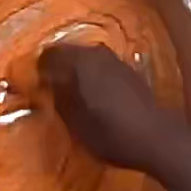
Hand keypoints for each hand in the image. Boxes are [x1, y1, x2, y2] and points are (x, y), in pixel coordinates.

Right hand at [39, 43, 186, 172]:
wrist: (157, 138)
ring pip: (84, 57)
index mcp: (80, 62)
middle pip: (67, 52)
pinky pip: (98, 64)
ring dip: (73, 68)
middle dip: (56, 66)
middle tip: (48, 86)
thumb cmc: (112, 134)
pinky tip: (91, 92)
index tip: (32, 83)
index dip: (38, 68)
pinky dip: (89, 73)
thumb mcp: (77, 124)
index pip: (49, 55)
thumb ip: (59, 100)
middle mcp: (96, 53)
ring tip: (69, 90)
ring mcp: (113, 59)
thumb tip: (47, 86)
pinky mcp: (125, 69)